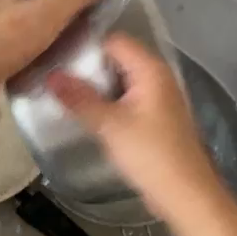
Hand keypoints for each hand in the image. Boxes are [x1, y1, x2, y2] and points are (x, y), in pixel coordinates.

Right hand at [47, 35, 227, 224]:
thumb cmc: (151, 155)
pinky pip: (128, 100)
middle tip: (55, 77)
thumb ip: (79, 99)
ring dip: (97, 88)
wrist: (186, 195)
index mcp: (151, 70)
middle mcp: (158, 77)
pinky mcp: (156, 119)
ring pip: (121, 82)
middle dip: (88, 68)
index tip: (56, 56)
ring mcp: (159, 99)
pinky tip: (88, 115)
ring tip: (64, 95)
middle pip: (117, 59)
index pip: (114, 40)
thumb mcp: (110, 126)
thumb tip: (50, 76)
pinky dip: (109, 104)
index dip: (85, 45)